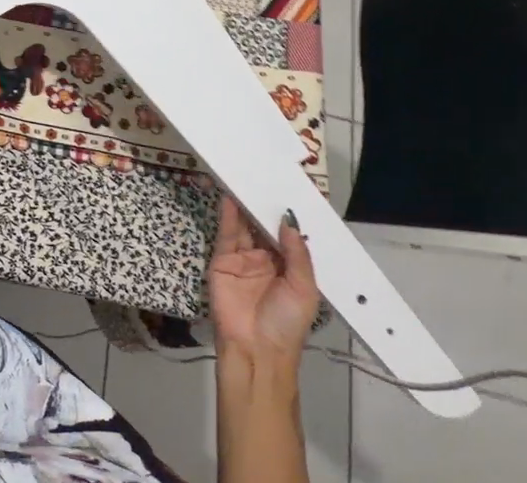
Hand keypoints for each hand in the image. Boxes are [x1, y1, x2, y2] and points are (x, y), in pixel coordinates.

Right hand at [207, 194, 319, 365]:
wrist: (255, 347)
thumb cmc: (287, 322)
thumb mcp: (304, 289)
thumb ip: (297, 255)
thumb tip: (289, 221)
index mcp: (290, 269)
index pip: (288, 237)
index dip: (289, 218)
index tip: (291, 193)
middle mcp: (266, 260)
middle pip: (264, 228)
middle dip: (264, 207)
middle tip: (265, 180)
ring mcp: (243, 259)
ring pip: (245, 227)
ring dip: (245, 206)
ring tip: (245, 182)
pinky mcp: (222, 259)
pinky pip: (227, 234)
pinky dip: (228, 215)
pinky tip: (230, 198)